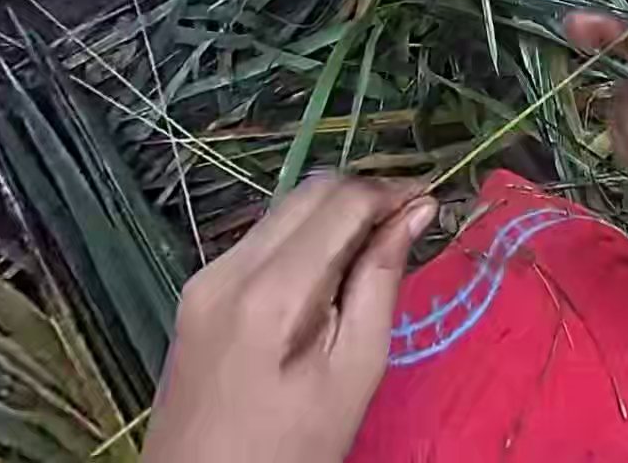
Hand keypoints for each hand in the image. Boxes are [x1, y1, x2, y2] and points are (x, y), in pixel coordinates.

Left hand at [141, 176, 436, 462]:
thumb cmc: (293, 447)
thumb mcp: (356, 367)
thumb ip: (383, 276)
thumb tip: (418, 209)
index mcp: (271, 294)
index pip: (343, 201)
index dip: (391, 191)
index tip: (427, 202)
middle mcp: (231, 268)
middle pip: (313, 190)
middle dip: (367, 193)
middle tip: (407, 217)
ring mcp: (208, 274)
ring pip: (290, 204)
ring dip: (339, 207)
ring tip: (375, 239)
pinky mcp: (200, 285)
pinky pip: (268, 231)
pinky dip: (309, 229)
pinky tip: (331, 261)